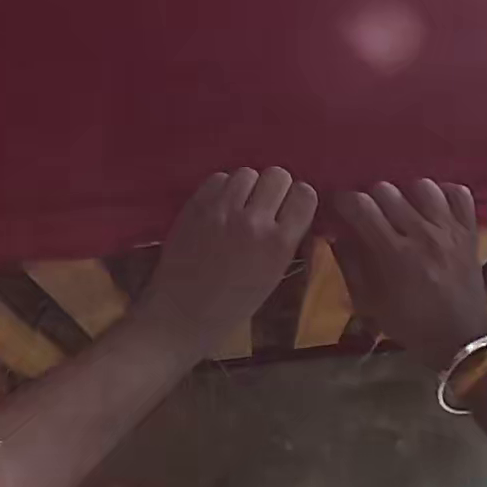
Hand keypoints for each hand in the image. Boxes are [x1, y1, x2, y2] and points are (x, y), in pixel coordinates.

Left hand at [132, 168, 317, 358]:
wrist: (182, 313)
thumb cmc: (233, 304)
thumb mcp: (273, 274)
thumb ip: (286, 239)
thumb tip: (293, 210)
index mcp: (279, 244)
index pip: (304, 194)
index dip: (299, 197)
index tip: (291, 206)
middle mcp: (254, 221)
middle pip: (277, 175)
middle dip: (275, 187)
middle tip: (265, 204)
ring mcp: (222, 210)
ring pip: (247, 172)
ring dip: (247, 186)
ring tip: (239, 205)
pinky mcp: (196, 205)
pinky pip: (219, 177)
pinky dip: (222, 188)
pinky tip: (219, 207)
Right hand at [332, 180, 486, 364]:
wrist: (461, 339)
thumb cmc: (410, 324)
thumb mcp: (370, 303)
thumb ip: (350, 265)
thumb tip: (336, 233)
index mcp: (394, 254)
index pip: (361, 206)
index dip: (343, 200)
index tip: (339, 206)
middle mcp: (422, 234)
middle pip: (387, 190)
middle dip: (370, 198)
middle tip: (369, 214)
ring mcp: (449, 230)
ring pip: (422, 185)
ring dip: (406, 194)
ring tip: (402, 209)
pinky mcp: (469, 230)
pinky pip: (458, 193)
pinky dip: (443, 193)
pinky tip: (432, 207)